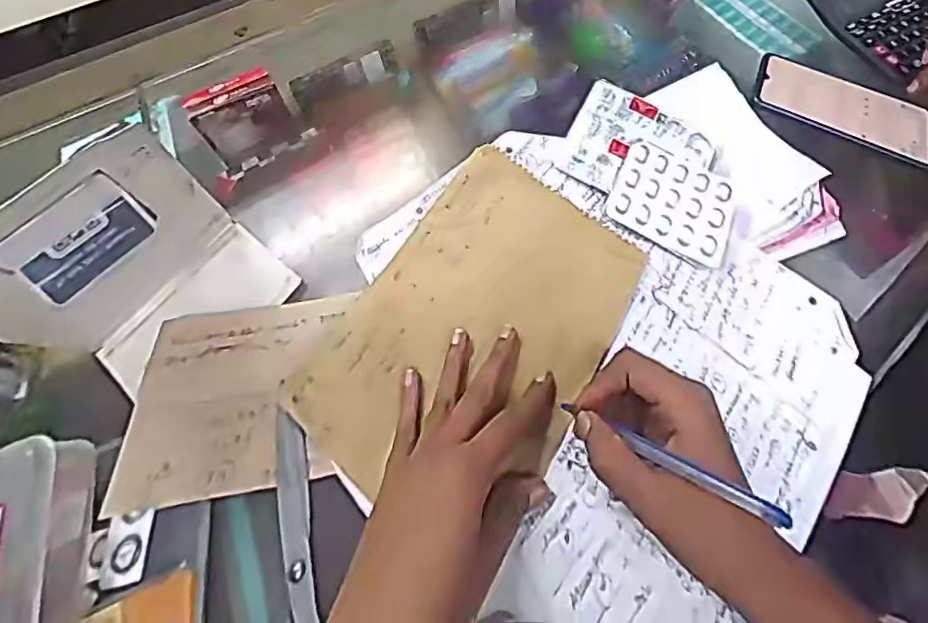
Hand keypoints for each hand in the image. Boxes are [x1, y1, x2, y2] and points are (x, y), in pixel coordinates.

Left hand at [330, 328, 556, 622]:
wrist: (381, 615)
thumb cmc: (439, 589)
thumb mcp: (487, 550)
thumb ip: (509, 508)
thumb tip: (534, 483)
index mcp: (471, 470)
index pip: (511, 426)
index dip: (532, 401)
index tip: (546, 378)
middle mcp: (442, 453)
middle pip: (477, 399)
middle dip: (495, 364)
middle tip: (507, 334)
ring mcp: (415, 458)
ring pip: (441, 401)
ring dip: (453, 367)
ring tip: (460, 336)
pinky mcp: (394, 471)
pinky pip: (405, 424)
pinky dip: (409, 398)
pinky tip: (411, 376)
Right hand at [573, 350, 872, 621]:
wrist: (748, 564)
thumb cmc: (708, 529)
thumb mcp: (648, 494)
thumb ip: (609, 454)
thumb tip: (582, 420)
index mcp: (686, 401)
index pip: (630, 366)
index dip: (599, 386)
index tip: (580, 417)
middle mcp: (688, 398)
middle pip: (632, 376)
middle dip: (604, 402)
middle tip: (586, 436)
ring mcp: (687, 414)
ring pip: (635, 396)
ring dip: (612, 419)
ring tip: (603, 455)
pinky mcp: (683, 432)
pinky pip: (644, 416)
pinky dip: (625, 433)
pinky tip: (621, 464)